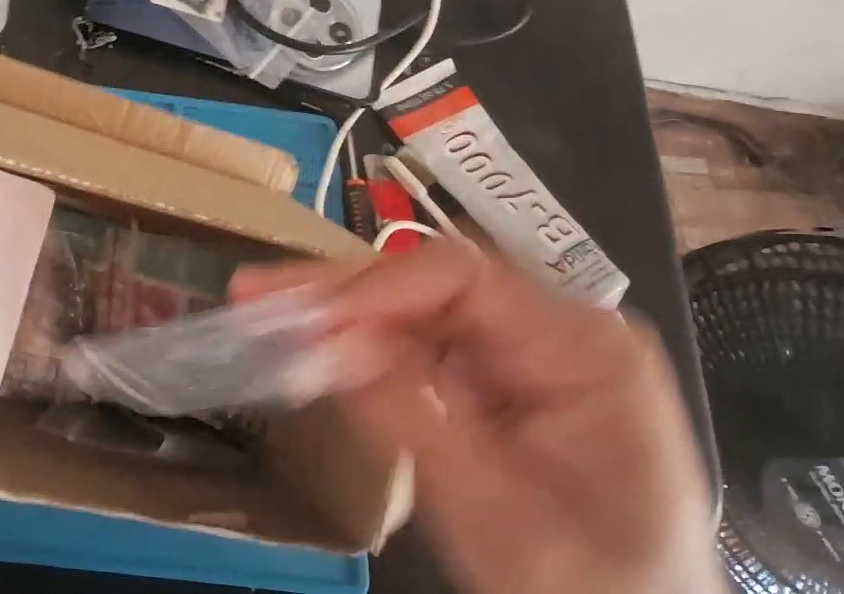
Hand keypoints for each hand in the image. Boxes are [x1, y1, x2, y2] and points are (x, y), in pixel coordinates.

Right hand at [231, 244, 723, 593]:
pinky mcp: (491, 383)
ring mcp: (518, 355)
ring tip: (265, 311)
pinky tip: (310, 347)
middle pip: (427, 286)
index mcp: (581, 344)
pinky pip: (415, 350)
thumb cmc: (590, 590)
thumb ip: (411, 417)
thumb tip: (326, 340)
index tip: (299, 313)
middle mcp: (548, 329)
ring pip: (412, 312)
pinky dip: (358, 351)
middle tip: (253, 291)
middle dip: (339, 292)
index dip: (371, 288)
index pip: (461, 280)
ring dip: (338, 316)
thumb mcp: (500, 514)